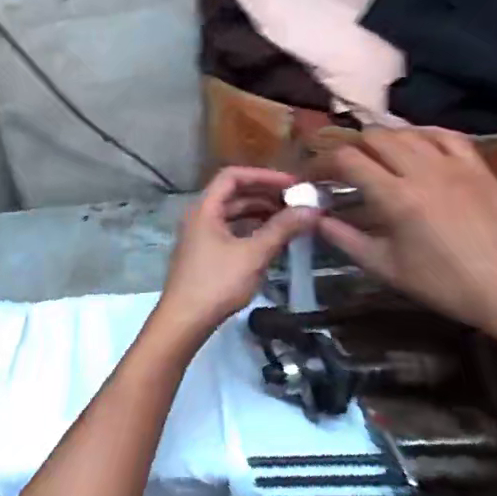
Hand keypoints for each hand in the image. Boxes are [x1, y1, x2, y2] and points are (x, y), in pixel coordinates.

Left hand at [152, 167, 319, 341]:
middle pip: (234, 194)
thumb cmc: (216, 283)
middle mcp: (199, 216)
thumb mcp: (253, 255)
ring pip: (233, 214)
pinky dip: (251, 229)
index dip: (264, 176)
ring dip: (260, 212)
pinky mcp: (205, 253)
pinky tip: (273, 238)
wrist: (184, 320)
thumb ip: (282, 229)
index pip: (233, 176)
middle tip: (297, 201)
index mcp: (204, 208)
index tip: (292, 184)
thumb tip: (311, 209)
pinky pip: (231, 230)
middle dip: (266, 194)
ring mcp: (200, 235)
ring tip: (291, 218)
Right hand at [313, 128, 496, 354]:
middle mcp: (423, 171)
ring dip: (381, 140)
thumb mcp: (385, 267)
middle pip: (374, 137)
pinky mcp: (478, 167)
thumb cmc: (444, 285)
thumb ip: (344, 238)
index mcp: (396, 197)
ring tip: (372, 158)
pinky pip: (444, 135)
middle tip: (339, 169)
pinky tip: (413, 145)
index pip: (347, 160)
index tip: (312, 177)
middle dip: (349, 148)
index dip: (322, 164)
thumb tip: (314, 218)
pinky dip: (421, 134)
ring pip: (406, 132)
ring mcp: (454, 165)